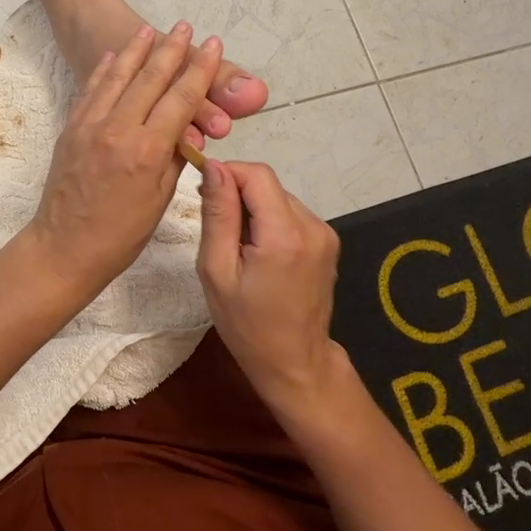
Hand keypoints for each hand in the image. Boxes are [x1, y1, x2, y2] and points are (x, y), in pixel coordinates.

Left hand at [28, 22, 222, 290]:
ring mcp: (90, 126)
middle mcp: (118, 130)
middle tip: (185, 26)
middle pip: (150, 79)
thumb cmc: (121, 235)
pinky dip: (104, 72)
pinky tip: (113, 57)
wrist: (64, 247)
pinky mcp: (71, 129)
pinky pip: (91, 92)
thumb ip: (174, 158)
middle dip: (171, 50)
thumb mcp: (158, 199)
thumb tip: (190, 130)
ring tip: (149, 29)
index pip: (181, 99)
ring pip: (117, 78)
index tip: (212, 45)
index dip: (200, 70)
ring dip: (135, 51)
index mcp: (147, 150)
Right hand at [196, 161, 353, 415]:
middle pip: (268, 185)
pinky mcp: (327, 242)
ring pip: (278, 198)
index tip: (203, 194)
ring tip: (237, 247)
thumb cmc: (246, 324)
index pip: (256, 174)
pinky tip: (258, 253)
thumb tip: (214, 167)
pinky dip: (269, 223)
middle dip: (237, 195)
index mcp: (285, 234)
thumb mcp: (217, 270)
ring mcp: (325, 234)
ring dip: (253, 210)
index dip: (226, 174)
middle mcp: (313, 227)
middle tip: (215, 228)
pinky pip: (290, 214)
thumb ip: (218, 214)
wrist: (294, 363)